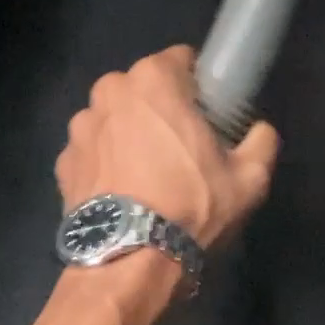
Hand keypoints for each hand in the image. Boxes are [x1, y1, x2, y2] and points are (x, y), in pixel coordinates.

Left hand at [56, 45, 280, 248]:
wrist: (129, 263)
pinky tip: (125, 200)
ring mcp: (79, 128)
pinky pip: (94, 156)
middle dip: (161, 114)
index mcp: (153, 79)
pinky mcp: (63, 164)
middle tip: (183, 156)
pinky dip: (107, 169)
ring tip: (149, 184)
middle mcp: (108, 91)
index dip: (199, 89)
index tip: (209, 120)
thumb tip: (260, 132)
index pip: (182, 62)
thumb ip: (261, 142)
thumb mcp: (249, 180)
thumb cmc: (191, 209)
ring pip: (115, 123)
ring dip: (130, 140)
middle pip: (144, 92)